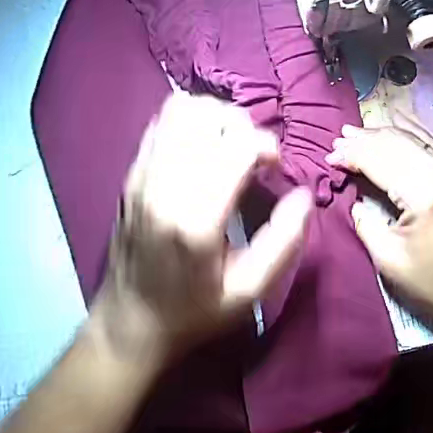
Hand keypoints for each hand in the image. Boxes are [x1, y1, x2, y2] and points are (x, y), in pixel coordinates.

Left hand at [90, 94, 311, 372]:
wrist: (129, 322)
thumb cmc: (193, 311)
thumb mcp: (249, 292)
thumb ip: (283, 242)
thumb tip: (304, 195)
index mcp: (196, 218)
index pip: (237, 144)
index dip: (267, 146)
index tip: (274, 170)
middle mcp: (164, 185)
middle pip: (210, 117)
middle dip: (243, 127)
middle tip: (252, 158)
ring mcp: (142, 174)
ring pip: (182, 110)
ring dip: (214, 118)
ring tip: (227, 145)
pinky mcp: (131, 172)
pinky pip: (160, 122)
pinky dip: (187, 122)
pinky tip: (201, 149)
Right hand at [327, 117, 432, 345]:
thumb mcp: (391, 260)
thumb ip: (365, 223)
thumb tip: (353, 199)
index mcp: (425, 191)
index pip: (378, 159)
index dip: (351, 155)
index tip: (328, 158)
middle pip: (395, 142)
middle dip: (363, 139)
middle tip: (336, 141)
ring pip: (412, 138)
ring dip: (381, 134)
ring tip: (355, 133)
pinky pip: (429, 144)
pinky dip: (405, 136)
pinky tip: (392, 130)